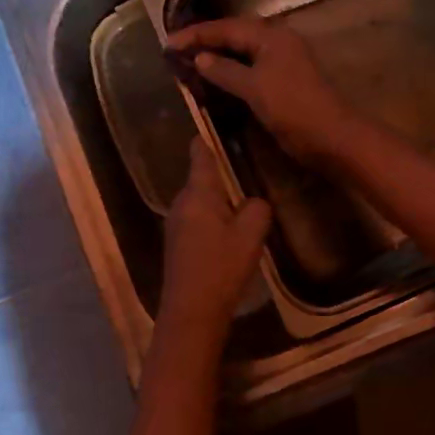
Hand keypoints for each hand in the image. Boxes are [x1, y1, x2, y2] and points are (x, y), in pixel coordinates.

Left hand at [160, 139, 270, 331]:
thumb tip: (254, 201)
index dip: (210, 135)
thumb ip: (257, 208)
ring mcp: (176, 224)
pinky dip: (215, 217)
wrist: (191, 312)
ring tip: (248, 199)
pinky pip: (199, 218)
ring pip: (202, 200)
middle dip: (224, 171)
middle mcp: (181, 202)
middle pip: (202, 177)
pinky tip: (233, 231)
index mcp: (197, 193)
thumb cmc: (221, 267)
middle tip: (252, 165)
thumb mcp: (250, 234)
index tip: (223, 121)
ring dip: (221, 198)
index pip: (200, 152)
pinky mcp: (178, 244)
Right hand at [166, 18, 357, 167]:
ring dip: (216, 55)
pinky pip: (249, 68)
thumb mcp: (254, 88)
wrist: (331, 137)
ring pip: (242, 51)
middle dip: (205, 40)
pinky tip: (214, 78)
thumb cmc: (293, 108)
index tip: (168, 42)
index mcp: (271, 36)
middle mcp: (277, 42)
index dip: (196, 35)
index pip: (226, 28)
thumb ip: (225, 71)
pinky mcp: (283, 81)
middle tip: (176, 48)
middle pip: (235, 34)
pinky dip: (229, 71)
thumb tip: (200, 58)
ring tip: (189, 60)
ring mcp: (282, 61)